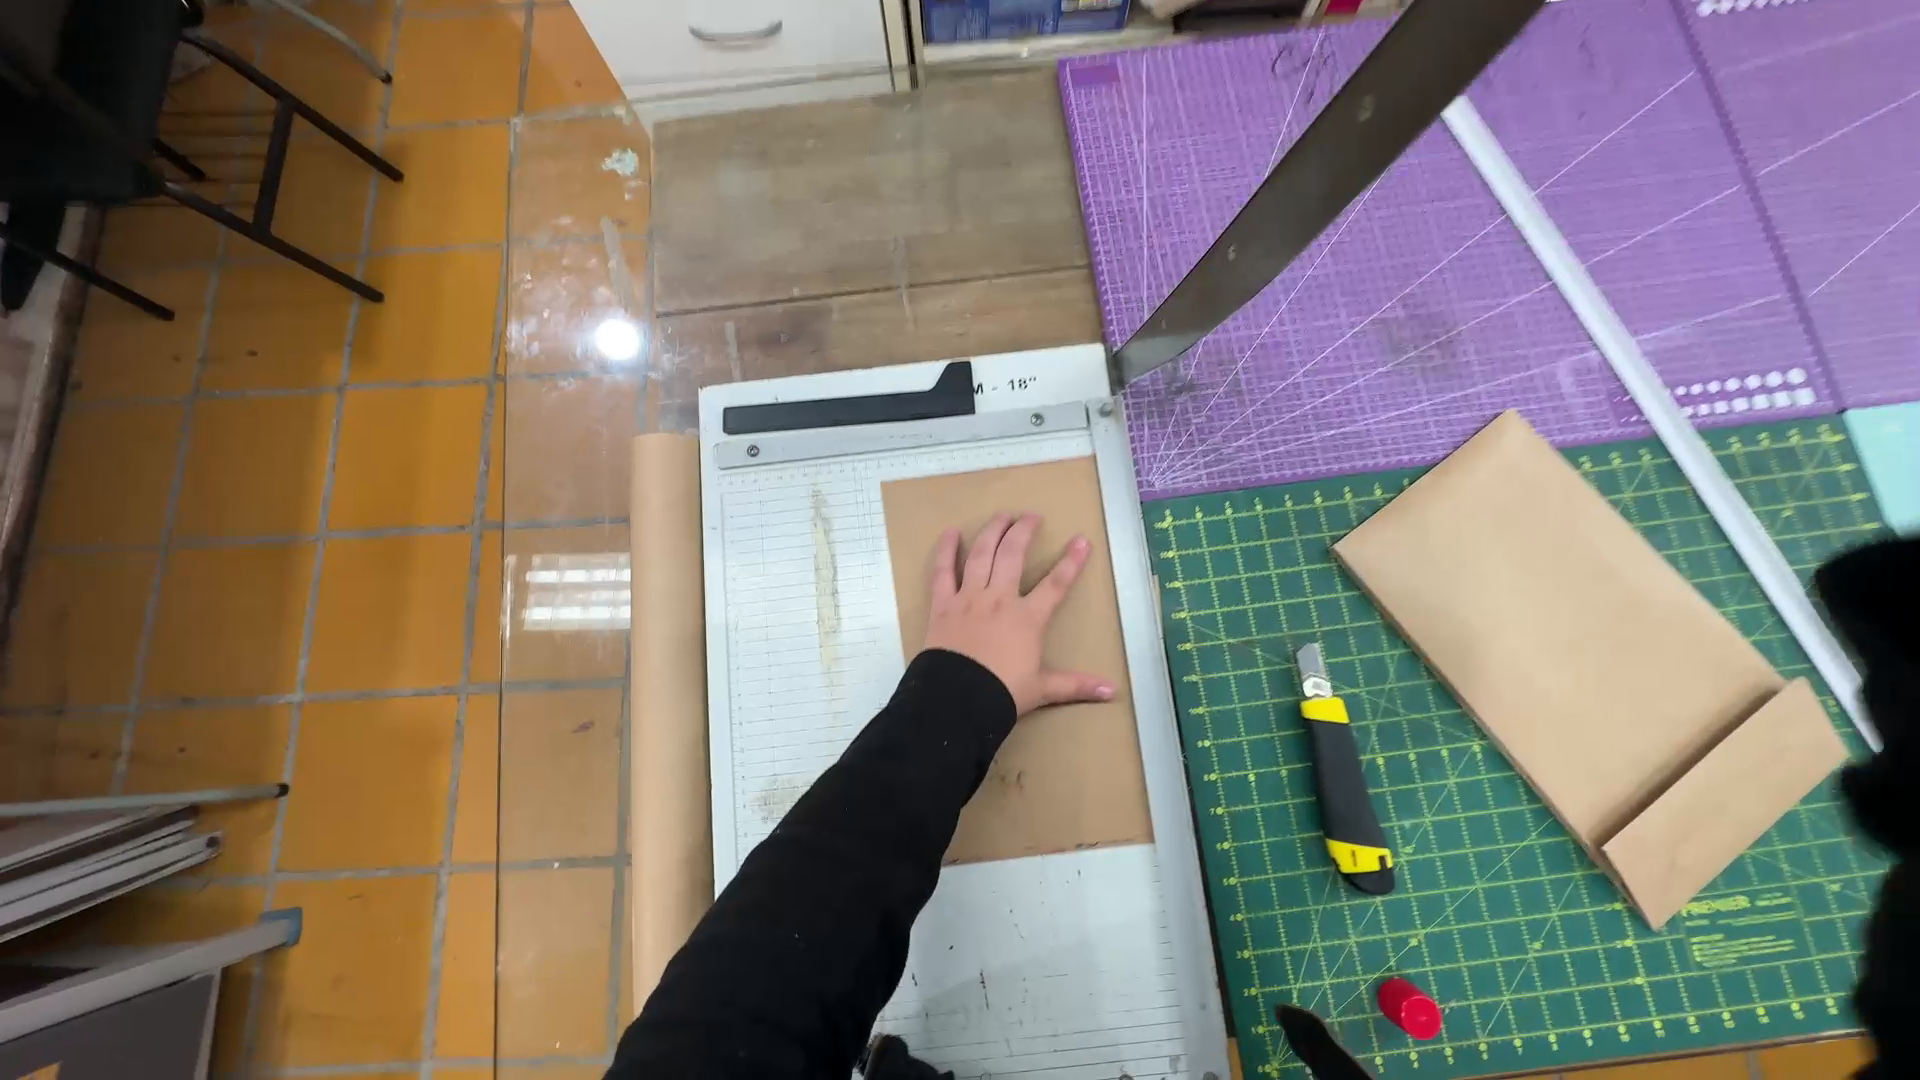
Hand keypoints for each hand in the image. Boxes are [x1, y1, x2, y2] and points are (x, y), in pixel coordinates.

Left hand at [921, 512, 1114, 716]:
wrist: (958, 699)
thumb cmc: (1002, 693)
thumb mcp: (1043, 689)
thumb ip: (1077, 685)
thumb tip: (1112, 691)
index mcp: (1028, 618)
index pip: (1056, 584)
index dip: (1071, 562)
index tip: (1082, 541)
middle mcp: (1000, 599)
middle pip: (1013, 555)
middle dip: (1024, 531)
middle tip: (1031, 516)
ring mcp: (969, 598)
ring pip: (982, 555)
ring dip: (992, 532)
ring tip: (1001, 516)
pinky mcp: (943, 605)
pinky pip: (943, 571)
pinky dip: (946, 550)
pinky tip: (950, 532)